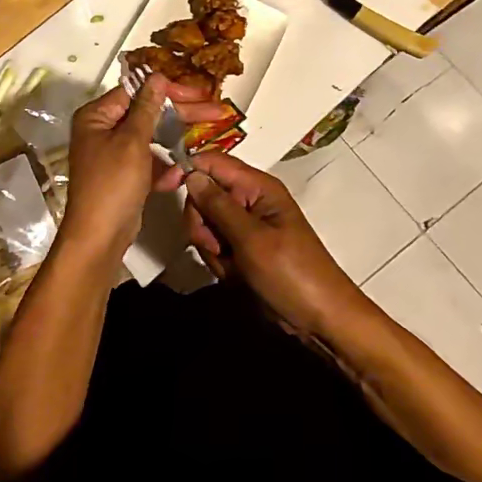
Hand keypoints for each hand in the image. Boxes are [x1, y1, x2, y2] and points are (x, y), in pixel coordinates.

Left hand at [61, 74, 220, 257]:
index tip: (198, 94)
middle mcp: (103, 130)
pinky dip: (163, 167)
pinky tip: (177, 176)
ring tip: (206, 137)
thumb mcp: (133, 141)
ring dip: (175, 142)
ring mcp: (114, 154)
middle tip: (216, 110)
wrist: (99, 236)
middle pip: (147, 113)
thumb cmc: (113, 184)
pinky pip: (149, 162)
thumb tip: (156, 77)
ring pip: (152, 138)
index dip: (168, 91)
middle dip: (181, 115)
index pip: (136, 92)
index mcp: (97, 117)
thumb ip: (147, 108)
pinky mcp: (125, 175)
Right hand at [181, 153, 367, 337]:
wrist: (318, 318)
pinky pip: (215, 247)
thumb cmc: (291, 273)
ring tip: (234, 266)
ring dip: (211, 248)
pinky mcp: (243, 250)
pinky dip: (220, 263)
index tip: (162, 188)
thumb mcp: (252, 238)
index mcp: (259, 187)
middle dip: (202, 224)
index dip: (186, 170)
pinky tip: (237, 277)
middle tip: (217, 246)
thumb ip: (219, 205)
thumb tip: (192, 174)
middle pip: (203, 196)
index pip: (213, 163)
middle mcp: (250, 201)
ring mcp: (246, 227)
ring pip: (205, 225)